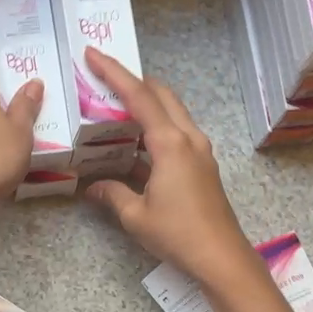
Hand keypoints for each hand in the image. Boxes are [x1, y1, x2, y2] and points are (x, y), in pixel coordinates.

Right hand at [81, 48, 255, 286]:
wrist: (220, 256)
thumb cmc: (177, 234)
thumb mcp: (135, 215)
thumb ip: (112, 194)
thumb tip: (92, 187)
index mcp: (170, 143)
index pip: (139, 96)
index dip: (114, 73)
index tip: (93, 55)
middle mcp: (188, 138)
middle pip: (161, 95)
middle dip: (133, 82)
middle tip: (103, 80)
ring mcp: (198, 152)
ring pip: (170, 113)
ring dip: (145, 106)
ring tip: (115, 111)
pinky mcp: (201, 167)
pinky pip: (175, 135)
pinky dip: (153, 131)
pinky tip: (133, 146)